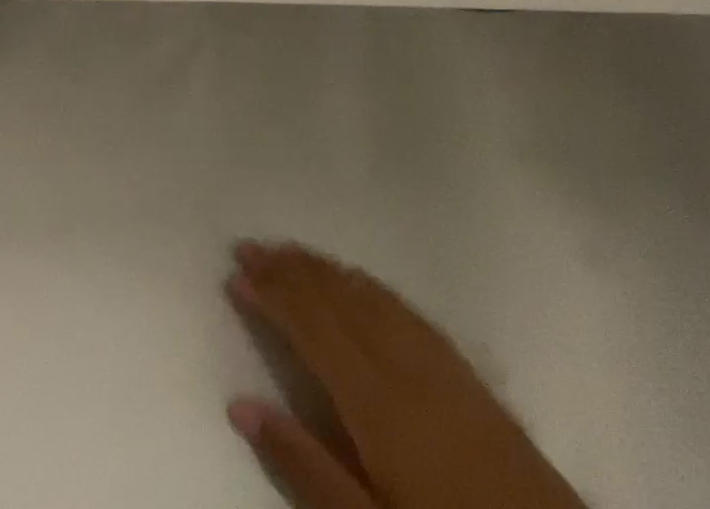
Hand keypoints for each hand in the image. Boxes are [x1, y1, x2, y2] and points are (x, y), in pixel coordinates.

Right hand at [226, 242, 587, 508]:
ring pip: (377, 305)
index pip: (315, 331)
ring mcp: (445, 373)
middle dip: (294, 272)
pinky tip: (362, 284)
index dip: (274, 296)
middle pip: (343, 307)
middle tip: (252, 245)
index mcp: (377, 405)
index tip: (237, 270)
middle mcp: (409, 374)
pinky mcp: (471, 383)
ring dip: (331, 273)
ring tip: (294, 251)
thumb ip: (303, 464)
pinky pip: (414, 318)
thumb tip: (239, 404)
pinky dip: (377, 291)